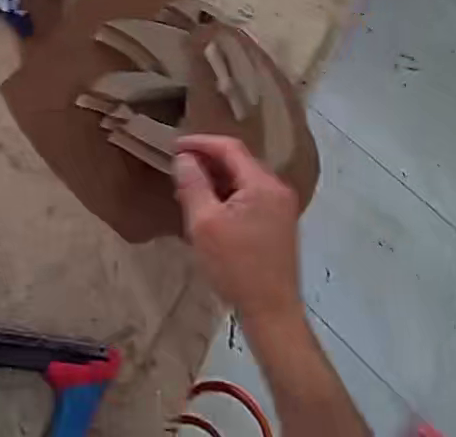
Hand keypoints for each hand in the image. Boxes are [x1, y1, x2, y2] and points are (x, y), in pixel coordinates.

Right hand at [172, 134, 301, 320]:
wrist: (272, 314)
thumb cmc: (236, 268)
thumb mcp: (205, 225)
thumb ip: (193, 186)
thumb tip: (184, 158)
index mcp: (263, 183)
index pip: (231, 147)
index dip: (201, 143)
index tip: (174, 145)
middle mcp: (277, 188)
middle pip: (240, 161)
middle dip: (208, 160)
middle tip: (179, 167)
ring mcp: (281, 206)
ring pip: (244, 180)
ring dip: (217, 179)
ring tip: (189, 187)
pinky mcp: (279, 223)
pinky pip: (250, 196)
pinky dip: (229, 195)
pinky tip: (210, 208)